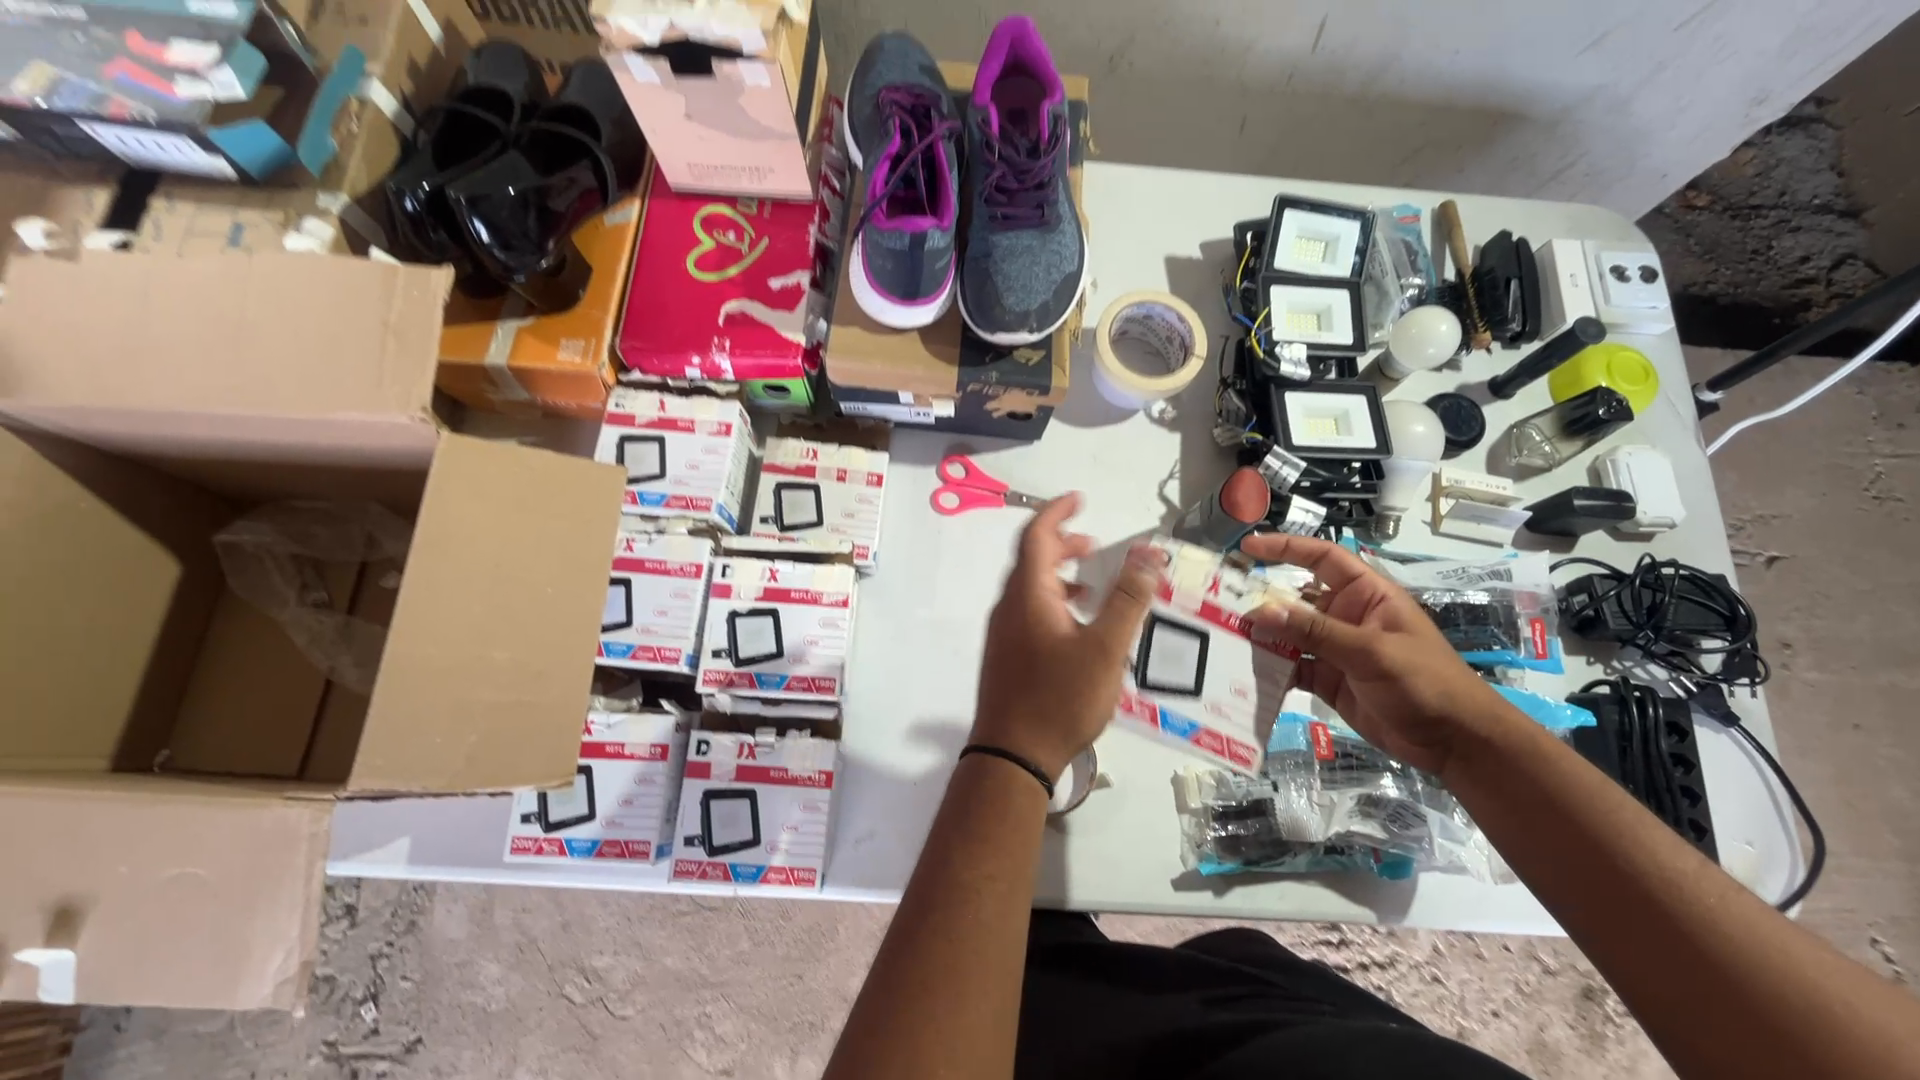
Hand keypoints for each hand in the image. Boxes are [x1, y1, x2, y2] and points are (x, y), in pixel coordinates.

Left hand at [972, 494, 1162, 779]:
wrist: (1012, 756)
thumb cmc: (1059, 698)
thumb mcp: (1105, 649)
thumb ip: (1127, 599)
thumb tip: (1147, 554)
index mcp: (1027, 595)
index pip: (1036, 536)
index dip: (1056, 512)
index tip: (1080, 500)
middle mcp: (1008, 608)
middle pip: (1032, 561)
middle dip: (1064, 545)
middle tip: (1096, 548)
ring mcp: (1003, 635)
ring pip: (1031, 590)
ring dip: (1061, 577)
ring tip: (1094, 588)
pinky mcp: (1007, 658)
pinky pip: (1030, 614)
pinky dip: (1055, 604)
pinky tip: (1080, 631)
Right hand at [1239, 534, 1517, 777]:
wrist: (1454, 741)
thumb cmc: (1425, 682)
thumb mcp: (1371, 651)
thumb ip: (1316, 631)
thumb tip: (1260, 611)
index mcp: (1367, 595)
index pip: (1322, 558)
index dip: (1286, 548)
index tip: (1248, 548)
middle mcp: (1347, 617)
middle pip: (1296, 599)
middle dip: (1262, 600)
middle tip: (1219, 602)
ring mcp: (1337, 650)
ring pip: (1289, 636)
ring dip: (1262, 638)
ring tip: (1225, 639)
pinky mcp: (1329, 681)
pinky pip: (1292, 668)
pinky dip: (1271, 671)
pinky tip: (1245, 674)